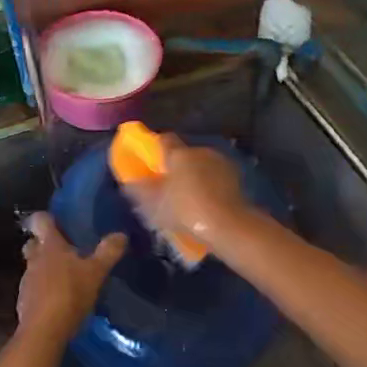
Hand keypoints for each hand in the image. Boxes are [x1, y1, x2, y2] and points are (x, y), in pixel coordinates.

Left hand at [17, 213, 124, 342]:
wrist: (44, 331)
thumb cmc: (70, 294)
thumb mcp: (96, 272)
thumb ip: (108, 252)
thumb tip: (121, 234)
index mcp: (50, 245)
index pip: (41, 221)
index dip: (47, 218)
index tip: (58, 220)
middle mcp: (34, 259)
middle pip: (34, 243)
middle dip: (44, 243)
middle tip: (65, 249)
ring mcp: (27, 281)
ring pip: (34, 266)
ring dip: (46, 268)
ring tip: (66, 276)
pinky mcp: (24, 301)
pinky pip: (34, 288)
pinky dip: (44, 289)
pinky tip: (59, 298)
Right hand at [119, 134, 250, 247]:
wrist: (228, 226)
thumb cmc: (185, 212)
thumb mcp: (154, 206)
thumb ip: (140, 190)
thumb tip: (131, 181)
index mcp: (179, 154)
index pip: (163, 140)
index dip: (155, 149)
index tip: (149, 164)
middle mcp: (200, 151)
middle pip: (183, 154)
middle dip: (175, 167)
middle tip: (168, 188)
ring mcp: (220, 162)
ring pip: (201, 165)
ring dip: (194, 176)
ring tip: (188, 199)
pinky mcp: (236, 176)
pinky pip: (215, 177)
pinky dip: (209, 185)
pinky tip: (206, 204)